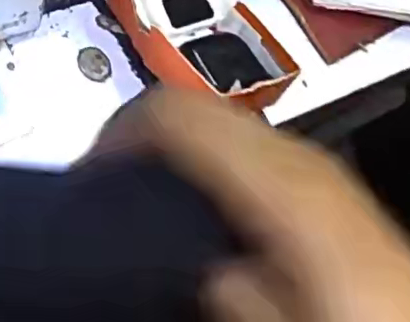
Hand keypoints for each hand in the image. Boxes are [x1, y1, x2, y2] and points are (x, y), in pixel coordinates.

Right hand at [98, 89, 409, 321]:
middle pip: (192, 108)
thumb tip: (182, 256)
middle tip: (105, 185)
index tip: (88, 170)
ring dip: (171, 150)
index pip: (173, 112)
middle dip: (141, 138)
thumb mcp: (280, 321)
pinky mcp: (321, 186)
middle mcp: (296, 154)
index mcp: (281, 178)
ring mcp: (312, 165)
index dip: (119, 132)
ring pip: (215, 125)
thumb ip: (224, 286)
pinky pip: (243, 150)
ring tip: (140, 198)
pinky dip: (205, 165)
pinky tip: (198, 213)